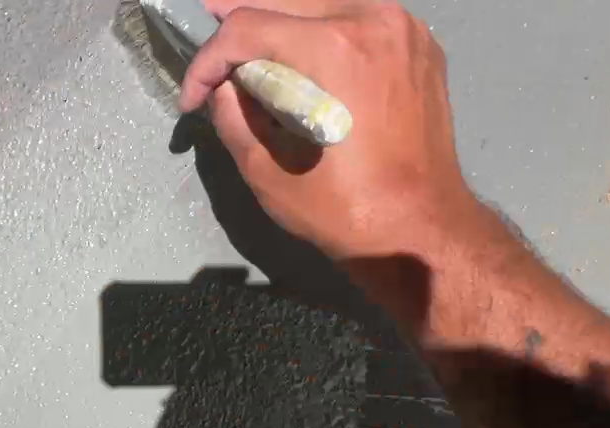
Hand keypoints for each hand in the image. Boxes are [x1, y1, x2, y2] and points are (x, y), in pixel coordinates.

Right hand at [178, 0, 486, 262]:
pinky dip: (320, 29)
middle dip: (237, 20)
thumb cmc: (337, 207)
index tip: (191, 98)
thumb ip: (234, 117)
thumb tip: (223, 88)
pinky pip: (358, 18)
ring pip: (323, 2)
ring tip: (247, 47)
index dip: (207, 59)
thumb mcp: (265, 171)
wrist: (414, 224)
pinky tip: (302, 57)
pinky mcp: (417, 43)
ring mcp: (402, 26)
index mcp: (332, 49)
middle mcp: (372, 19)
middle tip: (206, 37)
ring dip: (280, 21)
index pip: (248, 25)